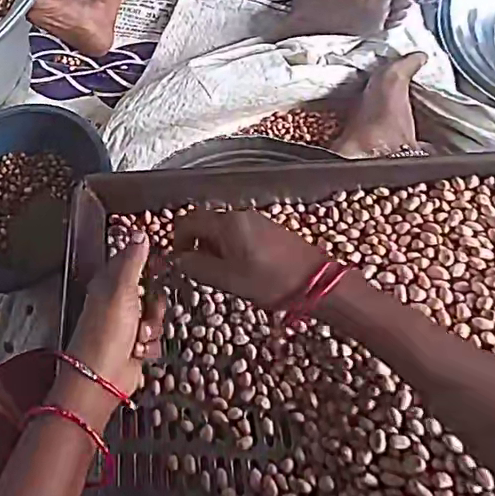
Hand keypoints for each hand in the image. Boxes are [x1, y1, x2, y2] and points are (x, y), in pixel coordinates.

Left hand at [60, 235, 165, 413]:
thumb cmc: (105, 333)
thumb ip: (132, 261)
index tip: (160, 265)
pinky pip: (155, 337)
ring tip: (139, 336)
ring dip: (152, 326)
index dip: (147, 262)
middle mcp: (116, 301)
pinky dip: (150, 344)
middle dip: (154, 304)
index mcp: (108, 282)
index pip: (131, 260)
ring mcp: (126, 324)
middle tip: (145, 311)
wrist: (102, 378)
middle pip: (150, 290)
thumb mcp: (121, 290)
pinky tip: (138, 350)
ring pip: (156, 315)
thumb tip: (140, 234)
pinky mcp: (135, 344)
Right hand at [169, 209, 331, 307]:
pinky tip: (238, 268)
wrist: (317, 281)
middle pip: (203, 222)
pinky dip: (228, 246)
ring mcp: (253, 219)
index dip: (177, 241)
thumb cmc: (271, 281)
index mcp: (226, 222)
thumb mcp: (228, 279)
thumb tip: (177, 259)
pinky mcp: (265, 227)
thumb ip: (197, 267)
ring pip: (219, 228)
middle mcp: (237, 214)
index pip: (187, 221)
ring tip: (220, 273)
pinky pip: (235, 232)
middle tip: (198, 270)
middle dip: (194, 244)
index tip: (178, 261)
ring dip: (212, 247)